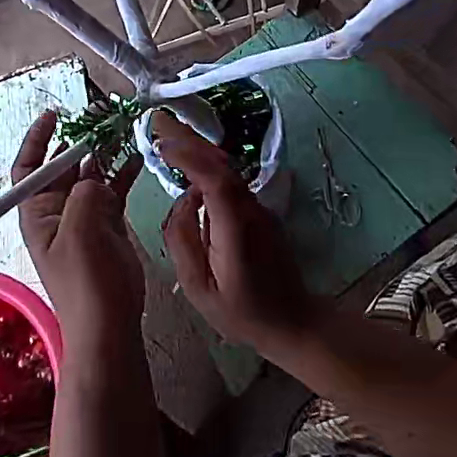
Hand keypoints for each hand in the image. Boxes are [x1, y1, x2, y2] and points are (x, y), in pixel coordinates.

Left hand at [13, 111, 145, 351]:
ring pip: (93, 173)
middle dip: (82, 140)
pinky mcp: (109, 222)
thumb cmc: (85, 281)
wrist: (109, 323)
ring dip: (107, 152)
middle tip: (105, 116)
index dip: (37, 139)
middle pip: (65, 165)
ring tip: (125, 129)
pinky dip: (124, 172)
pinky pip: (114, 188)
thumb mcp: (79, 232)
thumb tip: (96, 177)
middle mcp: (58, 210)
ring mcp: (85, 216)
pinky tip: (138, 157)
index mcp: (38, 212)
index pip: (29, 168)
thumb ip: (85, 194)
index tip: (54, 115)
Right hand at [155, 112, 313, 348]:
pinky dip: (212, 174)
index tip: (164, 146)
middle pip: (224, 166)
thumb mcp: (199, 288)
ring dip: (202, 157)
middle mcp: (252, 211)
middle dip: (193, 146)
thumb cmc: (243, 312)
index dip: (190, 156)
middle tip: (163, 135)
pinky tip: (195, 178)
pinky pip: (235, 187)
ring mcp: (261, 210)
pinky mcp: (263, 214)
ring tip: (173, 151)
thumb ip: (183, 241)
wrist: (293, 321)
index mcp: (236, 228)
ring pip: (230, 174)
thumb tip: (183, 201)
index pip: (215, 179)